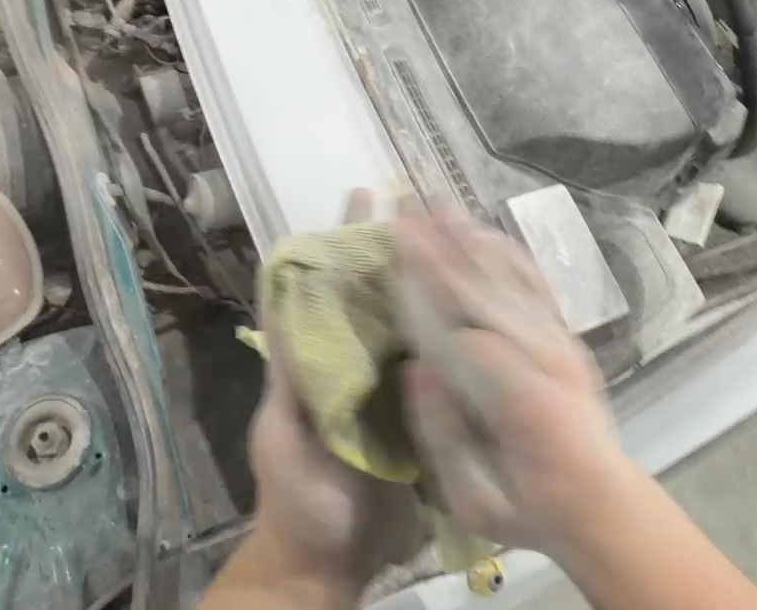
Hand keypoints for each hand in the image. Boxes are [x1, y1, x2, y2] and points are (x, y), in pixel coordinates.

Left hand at [242, 189, 425, 595]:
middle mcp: (352, 358)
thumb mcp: (282, 440)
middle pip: (370, 289)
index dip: (341, 238)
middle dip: (391, 243)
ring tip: (453, 234)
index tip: (365, 194)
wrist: (331, 561)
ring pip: (404, 315)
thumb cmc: (299, 500)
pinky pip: (431, 358)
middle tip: (421, 200)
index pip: (324, 284)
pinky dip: (448, 326)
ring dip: (422, 275)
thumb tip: (282, 305)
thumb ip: (286, 380)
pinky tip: (474, 302)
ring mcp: (385, 382)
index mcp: (315, 357)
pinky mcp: (417, 409)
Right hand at [397, 208, 638, 559]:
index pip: (460, 329)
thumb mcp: (476, 503)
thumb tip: (419, 370)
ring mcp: (561, 342)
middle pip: (483, 292)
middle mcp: (545, 357)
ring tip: (443, 206)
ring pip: (509, 280)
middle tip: (409, 210)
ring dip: (471, 241)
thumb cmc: (531, 510)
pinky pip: (536, 286)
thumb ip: (444, 439)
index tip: (396, 252)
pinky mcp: (567, 336)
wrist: (604, 505)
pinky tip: (488, 233)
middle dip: (441, 249)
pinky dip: (510, 255)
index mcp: (521, 400)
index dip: (425, 287)